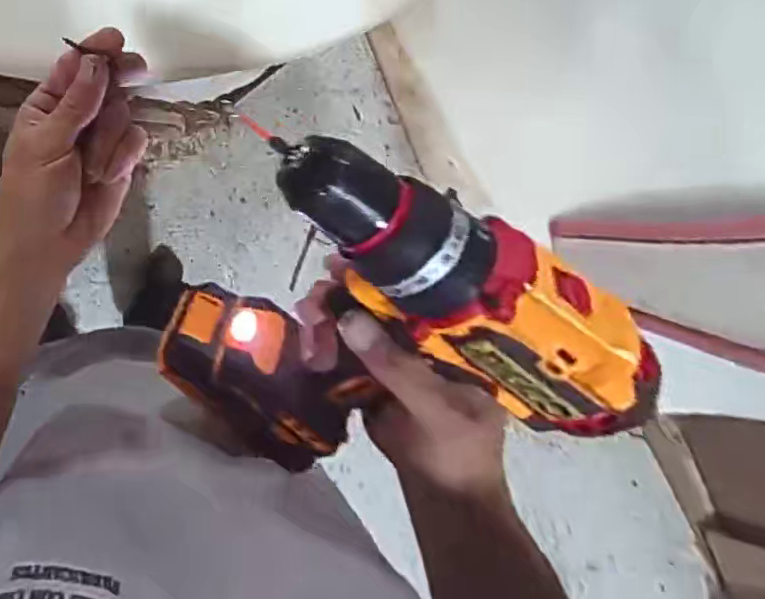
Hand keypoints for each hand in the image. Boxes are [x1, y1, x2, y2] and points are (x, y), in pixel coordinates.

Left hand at [0, 28, 148, 280]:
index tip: (114, 41)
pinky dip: (124, 157)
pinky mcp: (121, 158)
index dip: (95, 51)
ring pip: (124, 112)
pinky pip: (135, 140)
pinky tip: (107, 176)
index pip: (75, 67)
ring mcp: (101, 135)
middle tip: (136, 70)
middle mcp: (78, 114)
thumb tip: (95, 63)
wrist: (46, 248)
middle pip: (108, 81)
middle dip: (119, 78)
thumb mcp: (46, 145)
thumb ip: (75, 104)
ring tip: (92, 167)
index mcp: (48, 104)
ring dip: (111, 137)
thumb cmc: (31, 195)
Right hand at [296, 264, 508, 499]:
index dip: (375, 274)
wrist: (442, 498)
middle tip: (313, 306)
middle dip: (338, 297)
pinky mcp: (367, 366)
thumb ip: (396, 366)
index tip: (340, 266)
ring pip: (350, 317)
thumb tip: (349, 319)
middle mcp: (419, 332)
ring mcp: (391, 349)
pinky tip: (307, 346)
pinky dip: (320, 340)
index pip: (411, 291)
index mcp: (449, 333)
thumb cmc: (457, 452)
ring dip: (323, 318)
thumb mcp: (436, 409)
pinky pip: (338, 342)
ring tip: (308, 332)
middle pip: (372, 299)